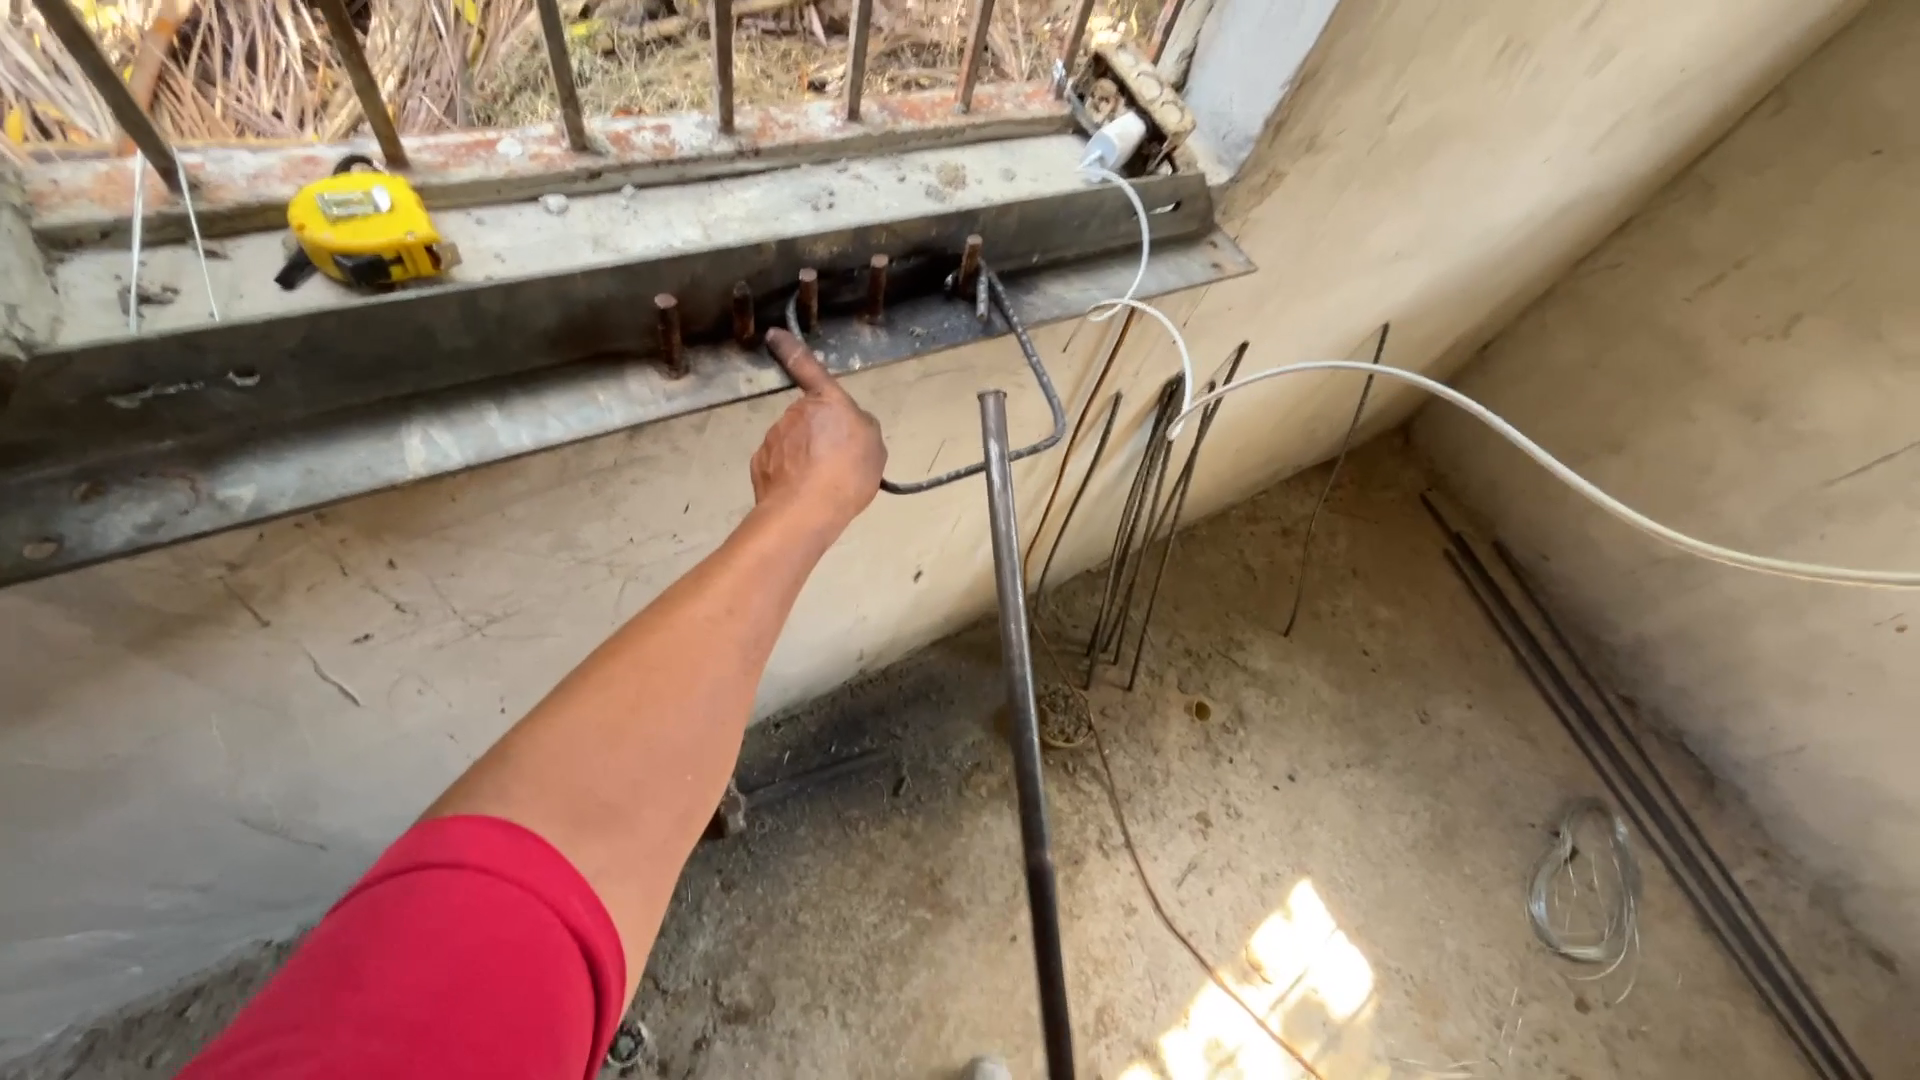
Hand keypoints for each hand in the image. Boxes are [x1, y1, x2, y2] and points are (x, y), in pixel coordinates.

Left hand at [751, 329, 886, 529]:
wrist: (807, 510)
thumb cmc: (847, 473)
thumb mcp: (875, 447)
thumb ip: (863, 428)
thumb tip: (852, 426)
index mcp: (827, 402)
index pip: (809, 368)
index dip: (791, 349)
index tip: (773, 335)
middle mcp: (795, 413)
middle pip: (809, 420)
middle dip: (820, 437)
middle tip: (837, 464)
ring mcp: (773, 438)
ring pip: (793, 444)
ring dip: (805, 459)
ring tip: (822, 484)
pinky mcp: (760, 463)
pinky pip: (780, 465)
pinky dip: (789, 476)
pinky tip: (803, 493)